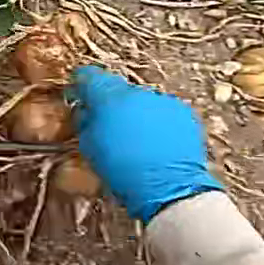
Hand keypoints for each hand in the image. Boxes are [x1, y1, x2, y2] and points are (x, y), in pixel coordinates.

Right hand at [68, 66, 221, 222]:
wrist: (169, 188)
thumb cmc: (123, 171)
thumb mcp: (90, 148)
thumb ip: (85, 122)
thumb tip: (86, 111)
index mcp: (109, 98)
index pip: (89, 76)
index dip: (82, 84)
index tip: (80, 95)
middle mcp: (136, 93)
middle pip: (117, 90)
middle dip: (112, 105)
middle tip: (109, 128)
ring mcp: (162, 101)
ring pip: (141, 100)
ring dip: (135, 113)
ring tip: (136, 140)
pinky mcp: (183, 113)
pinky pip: (163, 111)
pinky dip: (157, 122)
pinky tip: (156, 143)